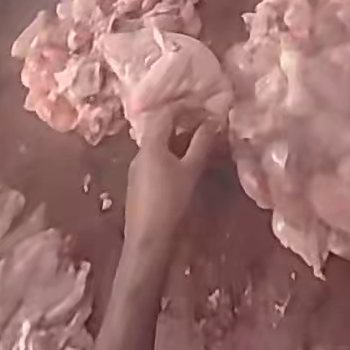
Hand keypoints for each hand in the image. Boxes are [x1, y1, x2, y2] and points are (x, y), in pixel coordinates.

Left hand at [124, 110, 218, 263]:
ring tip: (199, 142)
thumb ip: (201, 144)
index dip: (184, 107)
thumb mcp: (191, 171)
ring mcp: (138, 168)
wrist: (147, 242)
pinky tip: (185, 163)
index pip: (165, 114)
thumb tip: (212, 122)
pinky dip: (172, 153)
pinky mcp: (139, 183)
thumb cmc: (170, 202)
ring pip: (159, 144)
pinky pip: (156, 158)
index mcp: (151, 145)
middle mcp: (141, 152)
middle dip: (182, 122)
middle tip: (204, 123)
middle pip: (160, 128)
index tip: (203, 107)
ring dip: (178, 138)